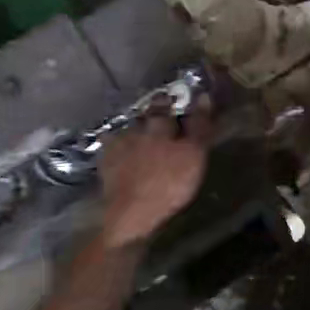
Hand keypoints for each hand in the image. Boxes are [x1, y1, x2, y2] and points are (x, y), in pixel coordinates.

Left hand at [97, 100, 213, 247]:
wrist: (132, 213)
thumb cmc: (170, 184)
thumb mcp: (194, 155)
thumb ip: (199, 126)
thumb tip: (204, 97)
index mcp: (159, 126)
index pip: (166, 105)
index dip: (171, 101)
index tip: (176, 101)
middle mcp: (135, 130)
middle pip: (145, 116)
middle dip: (152, 115)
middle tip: (160, 120)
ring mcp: (117, 146)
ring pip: (128, 130)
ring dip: (135, 131)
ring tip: (141, 138)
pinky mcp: (105, 164)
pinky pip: (112, 148)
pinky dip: (117, 148)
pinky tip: (121, 154)